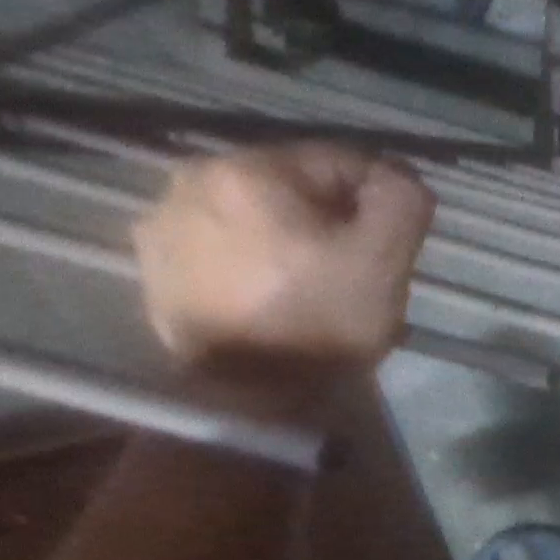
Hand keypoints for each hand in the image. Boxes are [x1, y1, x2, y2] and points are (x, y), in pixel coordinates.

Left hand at [132, 143, 434, 374]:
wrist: (251, 396)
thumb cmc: (323, 319)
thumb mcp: (386, 258)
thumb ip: (402, 200)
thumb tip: (398, 177)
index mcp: (249, 170)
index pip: (342, 163)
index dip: (381, 203)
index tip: (394, 248)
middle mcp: (191, 181)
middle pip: (295, 189)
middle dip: (334, 221)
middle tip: (358, 270)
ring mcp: (163, 224)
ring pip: (259, 216)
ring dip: (294, 238)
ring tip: (319, 285)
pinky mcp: (157, 265)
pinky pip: (225, 244)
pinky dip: (256, 259)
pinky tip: (278, 295)